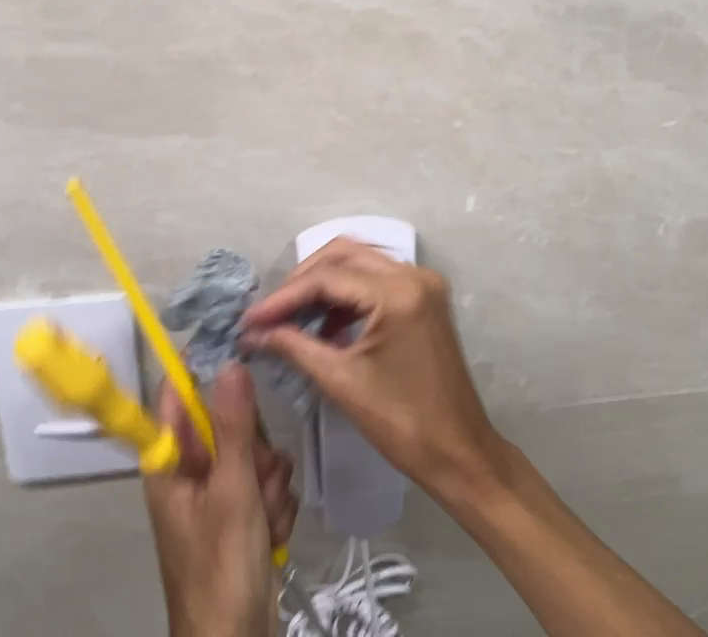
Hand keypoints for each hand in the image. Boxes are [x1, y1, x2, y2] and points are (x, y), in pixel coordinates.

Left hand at [143, 364, 295, 636]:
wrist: (235, 636)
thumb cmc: (222, 565)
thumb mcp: (233, 490)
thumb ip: (235, 426)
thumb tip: (229, 363)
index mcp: (169, 462)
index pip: (177, 396)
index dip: (203, 373)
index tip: (240, 356)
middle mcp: (190, 471)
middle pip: (231, 424)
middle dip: (255, 452)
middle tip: (255, 481)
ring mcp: (218, 493)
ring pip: (257, 456)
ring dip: (269, 486)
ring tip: (263, 519)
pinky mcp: (242, 513)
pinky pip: (268, 486)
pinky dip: (275, 507)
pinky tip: (271, 532)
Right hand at [241, 238, 506, 501]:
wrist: (458, 451)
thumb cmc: (401, 422)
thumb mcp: (340, 381)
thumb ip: (294, 346)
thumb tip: (253, 333)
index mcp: (397, 293)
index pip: (327, 278)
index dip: (283, 297)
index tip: (249, 319)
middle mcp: (414, 276)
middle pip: (344, 256)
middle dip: (302, 282)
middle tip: (268, 314)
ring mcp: (424, 286)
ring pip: (361, 264)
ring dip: (323, 285)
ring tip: (289, 319)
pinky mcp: (425, 300)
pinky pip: (377, 281)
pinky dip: (347, 296)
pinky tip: (324, 325)